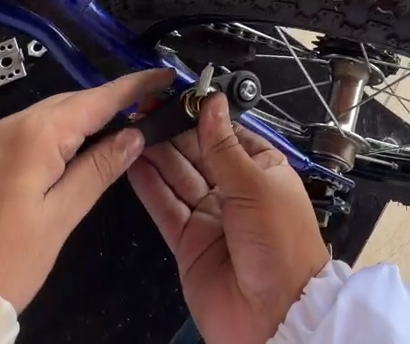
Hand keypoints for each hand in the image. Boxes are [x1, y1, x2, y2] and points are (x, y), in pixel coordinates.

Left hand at [0, 68, 174, 308]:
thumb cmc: (4, 257)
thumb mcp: (59, 218)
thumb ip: (99, 169)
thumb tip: (133, 134)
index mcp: (37, 133)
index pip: (99, 99)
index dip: (135, 86)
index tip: (167, 76)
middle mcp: (15, 124)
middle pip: (76, 101)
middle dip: (114, 99)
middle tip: (152, 104)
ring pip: (55, 115)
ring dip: (90, 115)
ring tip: (126, 123)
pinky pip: (36, 130)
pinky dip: (66, 130)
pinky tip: (82, 145)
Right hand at [129, 93, 331, 343]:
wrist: (276, 315)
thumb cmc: (278, 238)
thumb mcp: (255, 184)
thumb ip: (224, 145)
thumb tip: (211, 100)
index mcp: (262, 168)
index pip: (227, 133)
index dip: (202, 115)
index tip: (175, 94)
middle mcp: (235, 188)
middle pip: (199, 153)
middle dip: (175, 131)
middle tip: (145, 106)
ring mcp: (210, 216)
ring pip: (179, 177)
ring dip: (157, 152)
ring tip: (133, 125)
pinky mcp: (188, 242)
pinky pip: (166, 207)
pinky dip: (148, 185)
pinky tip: (131, 161)